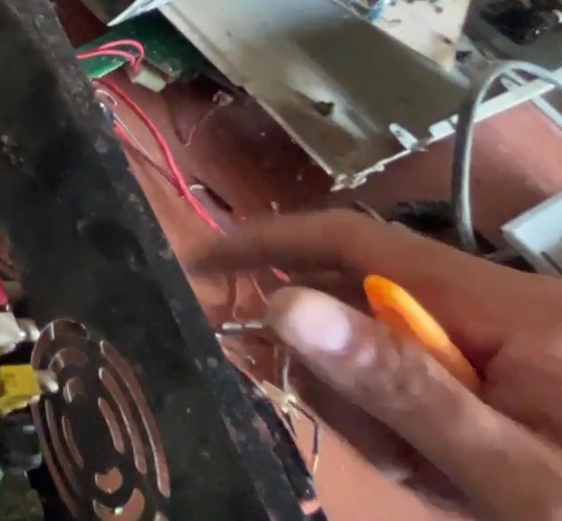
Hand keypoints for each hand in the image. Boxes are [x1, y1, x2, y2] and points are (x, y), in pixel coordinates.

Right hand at [200, 211, 561, 518]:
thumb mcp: (515, 476)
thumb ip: (400, 390)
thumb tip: (280, 305)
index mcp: (505, 309)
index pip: (351, 239)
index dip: (264, 240)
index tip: (196, 265)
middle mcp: (504, 307)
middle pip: (360, 303)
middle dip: (344, 373)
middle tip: (379, 451)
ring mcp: (515, 342)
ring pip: (386, 348)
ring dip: (384, 413)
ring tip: (439, 480)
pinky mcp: (522, 374)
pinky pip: (425, 378)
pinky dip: (416, 427)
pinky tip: (453, 473)